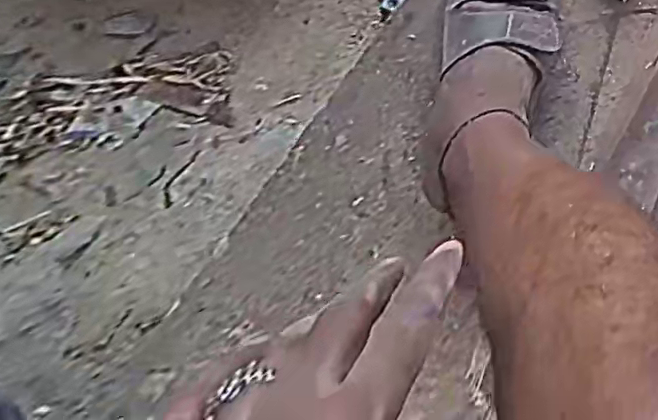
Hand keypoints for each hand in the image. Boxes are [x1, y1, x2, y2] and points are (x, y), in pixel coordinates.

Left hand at [163, 241, 463, 419]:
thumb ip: (397, 413)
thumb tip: (442, 404)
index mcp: (354, 411)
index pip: (409, 326)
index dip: (433, 282)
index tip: (448, 253)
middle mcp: (299, 393)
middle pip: (348, 316)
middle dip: (376, 286)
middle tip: (394, 268)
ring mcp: (233, 408)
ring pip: (285, 338)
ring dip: (315, 321)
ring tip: (331, 310)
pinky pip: (210, 382)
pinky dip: (237, 360)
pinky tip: (245, 351)